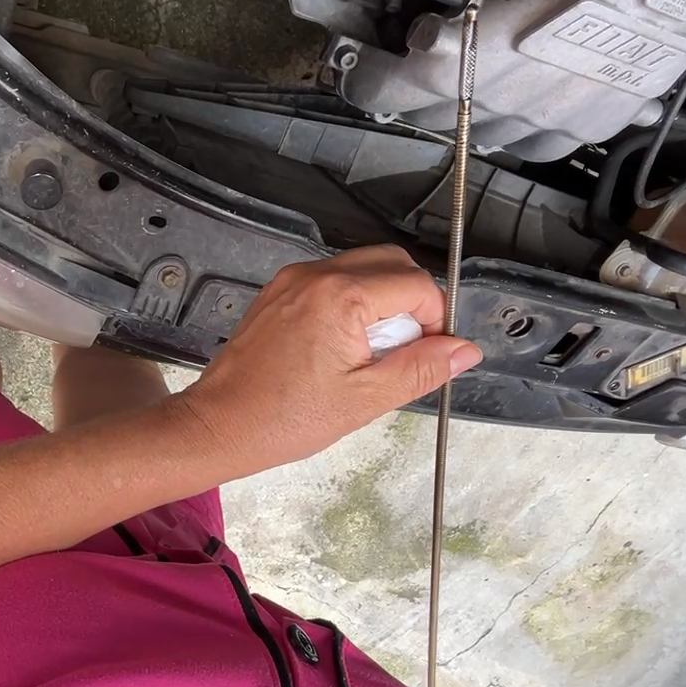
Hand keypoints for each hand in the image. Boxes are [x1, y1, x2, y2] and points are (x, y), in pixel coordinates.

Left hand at [173, 245, 482, 475]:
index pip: (416, 285)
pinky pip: (330, 280)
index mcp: (339, 296)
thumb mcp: (365, 399)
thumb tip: (465, 350)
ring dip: (380, 300)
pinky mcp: (277, 292)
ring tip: (368, 352)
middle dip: (411, 301)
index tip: (425, 354)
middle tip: (402, 349)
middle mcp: (314, 275)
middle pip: (390, 262)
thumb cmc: (284, 418)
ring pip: (360, 268)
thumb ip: (420, 368)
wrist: (220, 424)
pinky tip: (340, 346)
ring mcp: (291, 280)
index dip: (434, 320)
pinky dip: (349, 302)